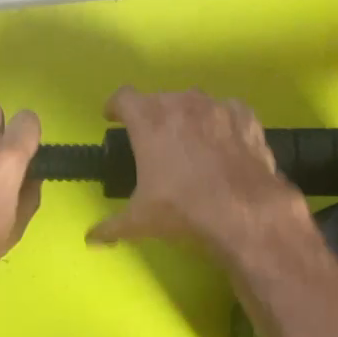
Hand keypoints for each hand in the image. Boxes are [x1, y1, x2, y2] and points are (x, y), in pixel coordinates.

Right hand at [87, 87, 312, 260]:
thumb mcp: (139, 222)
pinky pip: (226, 112)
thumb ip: (111, 226)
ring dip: (186, 117)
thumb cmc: (182, 210)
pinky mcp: (246, 117)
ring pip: (194, 102)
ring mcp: (217, 107)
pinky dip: (219, 123)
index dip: (115, 106)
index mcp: (150, 122)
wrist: (242, 212)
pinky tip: (220, 143)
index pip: (124, 98)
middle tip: (151, 139)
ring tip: (187, 141)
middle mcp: (182, 104)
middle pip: (159, 98)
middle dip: (152, 115)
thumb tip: (92, 237)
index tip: (112, 117)